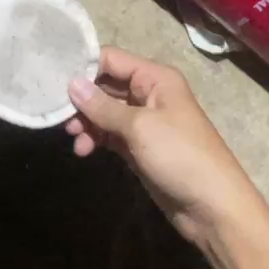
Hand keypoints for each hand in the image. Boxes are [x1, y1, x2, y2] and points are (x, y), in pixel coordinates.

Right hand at [65, 47, 263, 245]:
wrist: (214, 209)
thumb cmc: (181, 156)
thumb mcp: (140, 127)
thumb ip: (103, 106)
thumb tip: (71, 84)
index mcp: (155, 78)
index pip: (112, 59)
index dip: (84, 66)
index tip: (53, 77)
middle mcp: (149, 93)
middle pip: (106, 84)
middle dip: (82, 98)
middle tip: (58, 113)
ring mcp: (144, 121)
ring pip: (105, 111)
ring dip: (87, 121)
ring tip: (73, 137)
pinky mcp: (140, 146)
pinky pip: (110, 133)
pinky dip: (95, 138)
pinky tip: (84, 150)